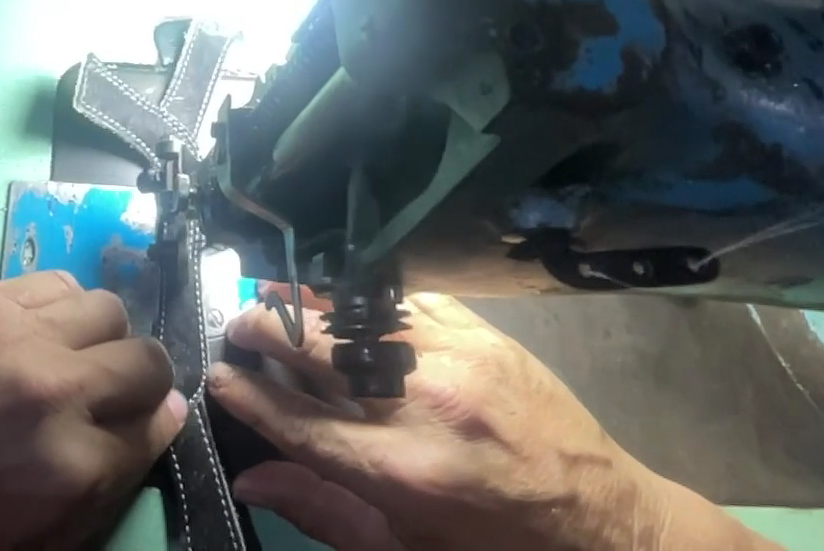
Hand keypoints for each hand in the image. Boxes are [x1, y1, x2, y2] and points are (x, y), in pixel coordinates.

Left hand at [0, 271, 187, 549]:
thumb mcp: (28, 541)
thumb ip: (102, 489)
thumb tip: (158, 422)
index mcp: (70, 470)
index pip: (157, 427)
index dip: (154, 424)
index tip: (145, 418)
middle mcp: (57, 392)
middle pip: (147, 362)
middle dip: (141, 381)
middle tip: (110, 391)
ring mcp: (20, 336)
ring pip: (109, 310)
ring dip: (102, 338)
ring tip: (70, 355)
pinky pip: (58, 282)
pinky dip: (62, 306)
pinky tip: (38, 330)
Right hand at [209, 293, 773, 550]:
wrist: (605, 521)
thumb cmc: (494, 548)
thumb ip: (320, 511)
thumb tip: (248, 477)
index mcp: (401, 473)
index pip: (298, 423)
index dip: (249, 396)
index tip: (218, 374)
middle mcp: (421, 405)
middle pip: (318, 353)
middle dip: (266, 332)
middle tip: (239, 325)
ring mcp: (452, 357)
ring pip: (354, 313)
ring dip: (306, 304)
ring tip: (275, 299)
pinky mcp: (479, 330)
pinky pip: (402, 297)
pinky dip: (361, 298)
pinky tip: (340, 299)